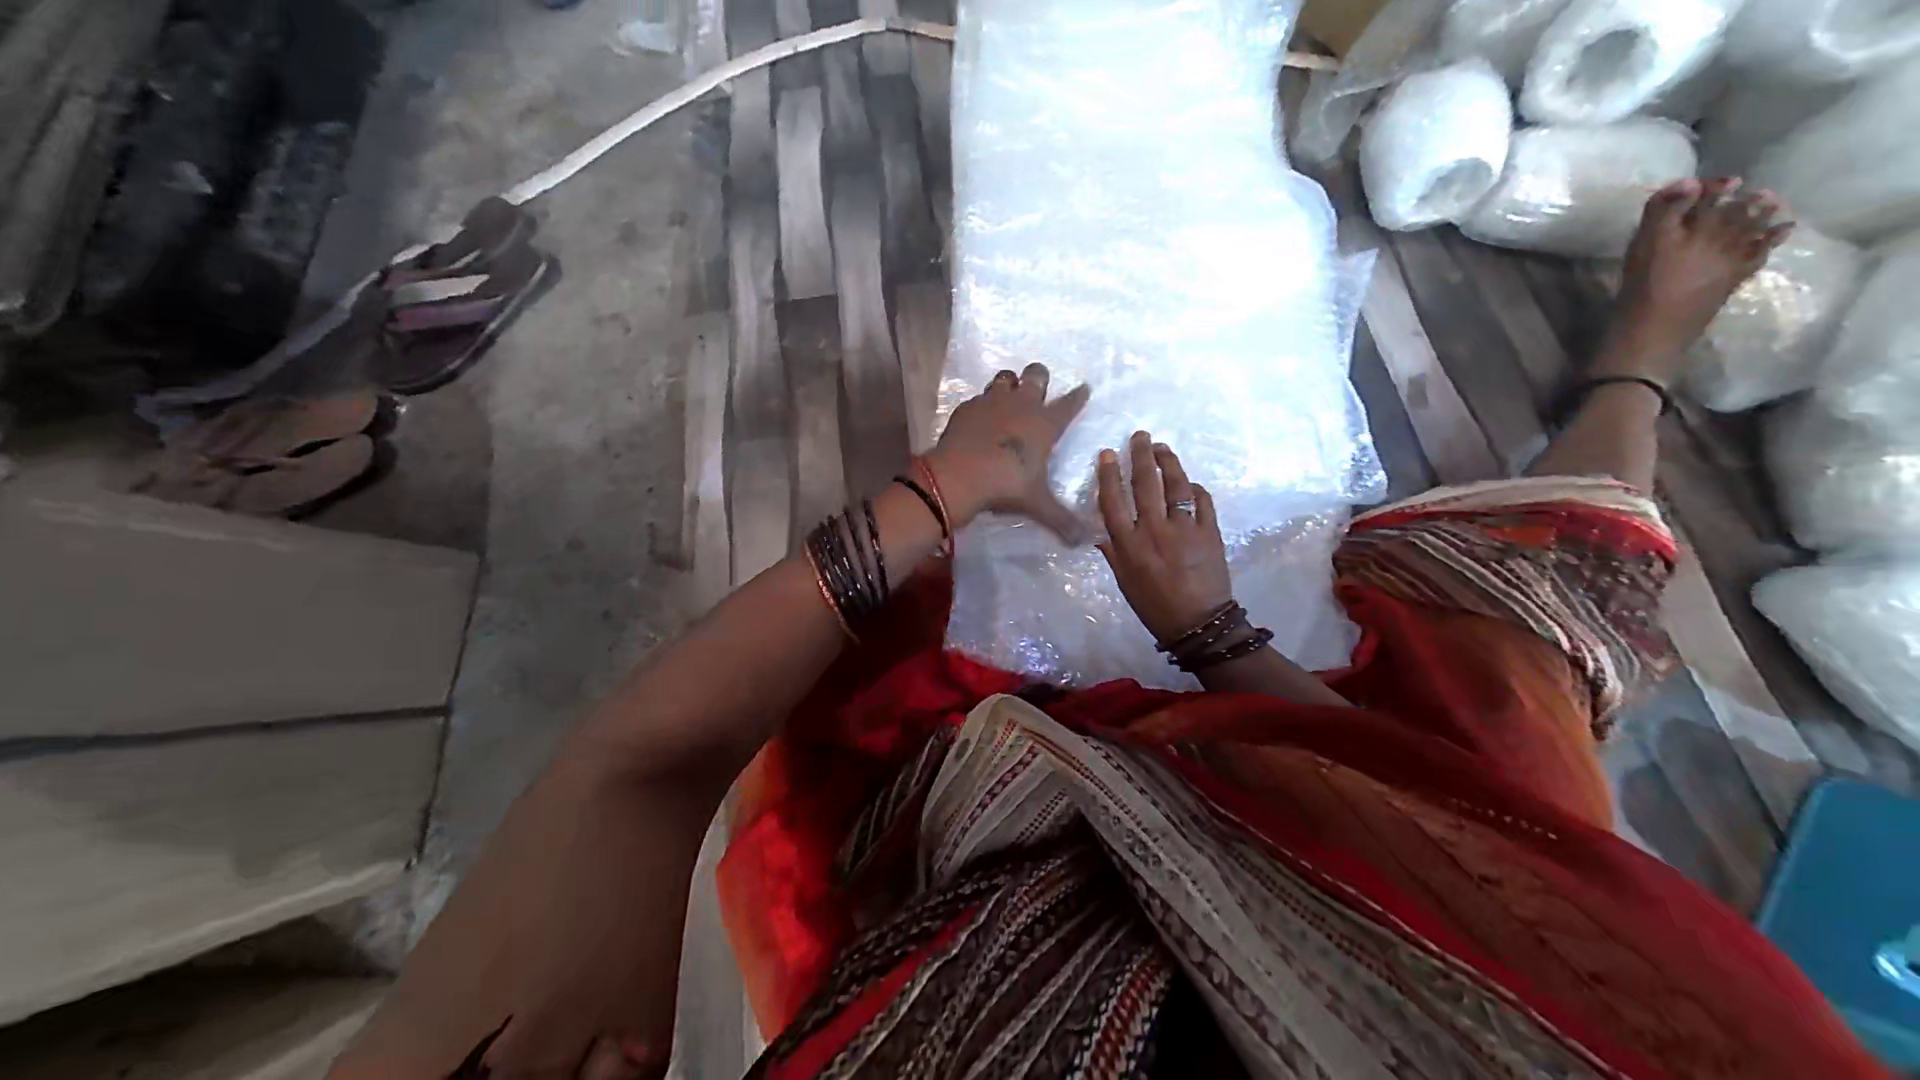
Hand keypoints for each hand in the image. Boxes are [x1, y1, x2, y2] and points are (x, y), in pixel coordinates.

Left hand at [924, 363, 1092, 542]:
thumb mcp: (1037, 504)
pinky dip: (981, 404)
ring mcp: (992, 402)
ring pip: (1005, 377)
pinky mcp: (967, 407)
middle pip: (1036, 375)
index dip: (1078, 396)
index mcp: (1045, 424)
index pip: (1070, 404)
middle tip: (1038, 386)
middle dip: (1040, 377)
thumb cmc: (1006, 485)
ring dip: (1009, 383)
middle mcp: (1022, 405)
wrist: (959, 476)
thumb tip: (1084, 540)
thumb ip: (1062, 520)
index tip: (1084, 389)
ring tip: (1008, 395)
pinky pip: (978, 397)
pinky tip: (979, 417)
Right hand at [1096, 433, 1232, 642]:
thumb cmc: (1153, 605)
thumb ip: (1112, 551)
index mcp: (1129, 545)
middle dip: (1141, 455)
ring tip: (1162, 448)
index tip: (1108, 454)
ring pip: (1175, 485)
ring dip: (1168, 462)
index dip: (1109, 474)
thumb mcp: (1124, 580)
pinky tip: (1189, 483)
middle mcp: (1154, 531)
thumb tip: (1100, 530)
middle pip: (1145, 484)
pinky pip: (1201, 501)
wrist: (1197, 623)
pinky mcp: (1210, 532)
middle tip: (1140, 436)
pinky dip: (1194, 488)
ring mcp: (1184, 529)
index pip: (1113, 501)